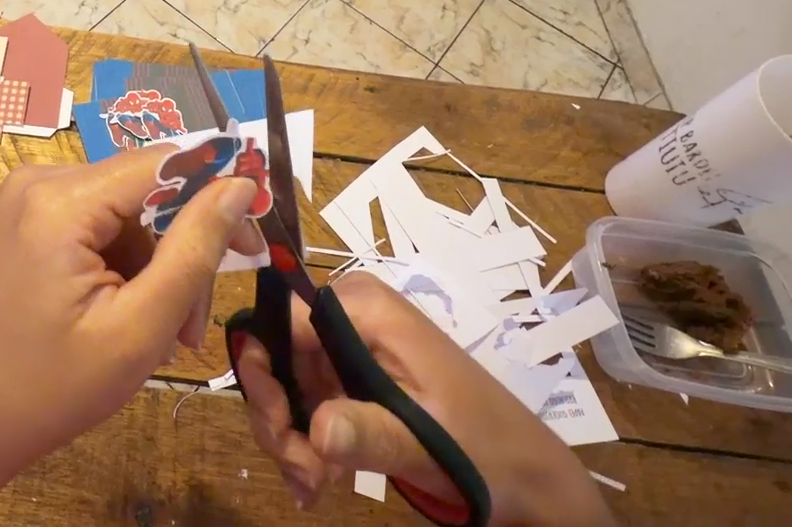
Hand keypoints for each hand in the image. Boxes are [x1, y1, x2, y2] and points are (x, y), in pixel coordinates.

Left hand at [0, 147, 264, 520]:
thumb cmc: (52, 389)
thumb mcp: (139, 328)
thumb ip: (195, 250)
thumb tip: (240, 184)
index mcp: (59, 200)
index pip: (162, 163)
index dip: (215, 192)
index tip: (251, 241)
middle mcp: (39, 179)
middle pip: (144, 190)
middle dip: (179, 251)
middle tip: (191, 326)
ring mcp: (27, 196)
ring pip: (125, 210)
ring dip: (153, 265)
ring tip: (160, 333)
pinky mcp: (26, 216)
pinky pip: (96, 221)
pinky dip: (121, 263)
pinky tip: (125, 312)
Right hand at [236, 271, 614, 525]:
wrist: (526, 472)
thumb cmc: (482, 446)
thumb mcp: (425, 442)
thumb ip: (368, 433)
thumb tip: (317, 431)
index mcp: (363, 307)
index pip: (280, 318)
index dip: (265, 372)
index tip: (281, 432)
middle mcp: (346, 312)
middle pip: (277, 353)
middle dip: (278, 416)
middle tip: (304, 472)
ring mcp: (347, 342)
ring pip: (284, 380)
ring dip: (290, 435)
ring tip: (315, 484)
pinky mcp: (350, 371)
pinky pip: (305, 396)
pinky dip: (304, 438)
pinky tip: (319, 477)